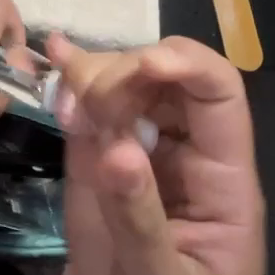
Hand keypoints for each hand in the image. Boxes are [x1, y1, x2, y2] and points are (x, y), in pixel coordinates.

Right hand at [48, 35, 264, 274]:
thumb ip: (140, 219)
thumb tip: (117, 146)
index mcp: (222, 178)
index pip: (217, 92)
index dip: (184, 63)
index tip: (139, 66)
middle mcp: (182, 150)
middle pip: (162, 75)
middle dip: (121, 74)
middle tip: (86, 107)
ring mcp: (136, 148)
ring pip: (122, 80)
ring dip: (90, 76)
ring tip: (63, 101)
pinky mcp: (95, 154)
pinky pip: (87, 105)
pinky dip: (69, 77)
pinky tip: (52, 55)